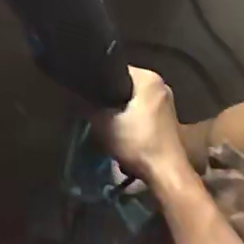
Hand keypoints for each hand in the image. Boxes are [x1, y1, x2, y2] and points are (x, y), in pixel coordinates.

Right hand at [94, 67, 190, 184]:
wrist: (166, 173)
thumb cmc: (138, 143)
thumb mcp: (106, 125)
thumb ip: (89, 107)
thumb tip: (74, 95)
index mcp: (149, 78)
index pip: (118, 70)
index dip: (100, 81)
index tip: (88, 93)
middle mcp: (161, 84)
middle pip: (127, 85)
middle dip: (111, 97)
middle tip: (94, 109)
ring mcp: (167, 102)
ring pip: (135, 100)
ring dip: (122, 109)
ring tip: (106, 121)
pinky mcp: (169, 119)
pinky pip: (144, 111)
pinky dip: (133, 118)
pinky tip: (123, 131)